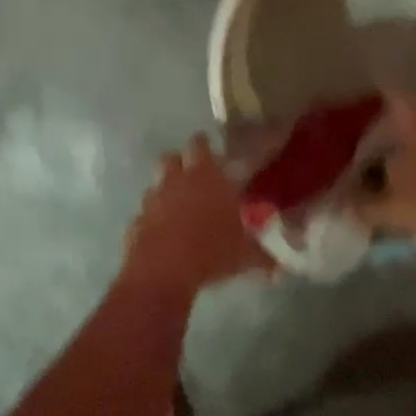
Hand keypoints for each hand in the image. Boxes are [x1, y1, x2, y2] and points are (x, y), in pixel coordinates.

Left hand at [122, 134, 273, 292]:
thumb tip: (280, 268)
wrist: (162, 272)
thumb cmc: (211, 251)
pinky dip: (152, 221)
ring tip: (179, 209)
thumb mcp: (244, 255)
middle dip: (181, 163)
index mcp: (206, 175)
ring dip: (166, 191)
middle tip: (195, 178)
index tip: (213, 155)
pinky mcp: (135, 222)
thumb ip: (262, 257)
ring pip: (156, 183)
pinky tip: (163, 237)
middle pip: (172, 156)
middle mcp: (176, 179)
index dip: (205, 146)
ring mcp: (152, 200)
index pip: (201, 144)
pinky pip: (144, 214)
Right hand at [353, 93, 415, 250]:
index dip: (371, 100)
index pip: (390, 95)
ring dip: (406, 141)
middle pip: (406, 113)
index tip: (352, 111)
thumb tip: (342, 202)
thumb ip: (363, 204)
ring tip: (383, 160)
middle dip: (385, 125)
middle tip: (362, 139)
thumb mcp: (392, 210)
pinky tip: (410, 174)